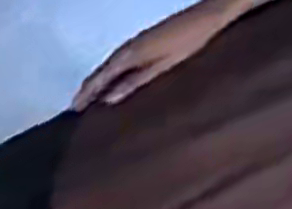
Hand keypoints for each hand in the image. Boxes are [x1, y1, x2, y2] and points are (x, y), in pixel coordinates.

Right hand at [73, 0, 239, 107]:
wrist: (219, 9)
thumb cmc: (192, 40)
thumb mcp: (163, 65)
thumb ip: (133, 83)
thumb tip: (106, 100)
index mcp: (124, 58)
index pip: (93, 83)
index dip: (81, 99)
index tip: (73, 115)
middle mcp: (123, 50)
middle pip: (95, 75)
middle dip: (85, 92)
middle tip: (79, 110)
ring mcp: (133, 43)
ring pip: (104, 68)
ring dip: (96, 83)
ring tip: (93, 98)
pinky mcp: (143, 39)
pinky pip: (115, 61)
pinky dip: (108, 74)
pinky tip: (112, 81)